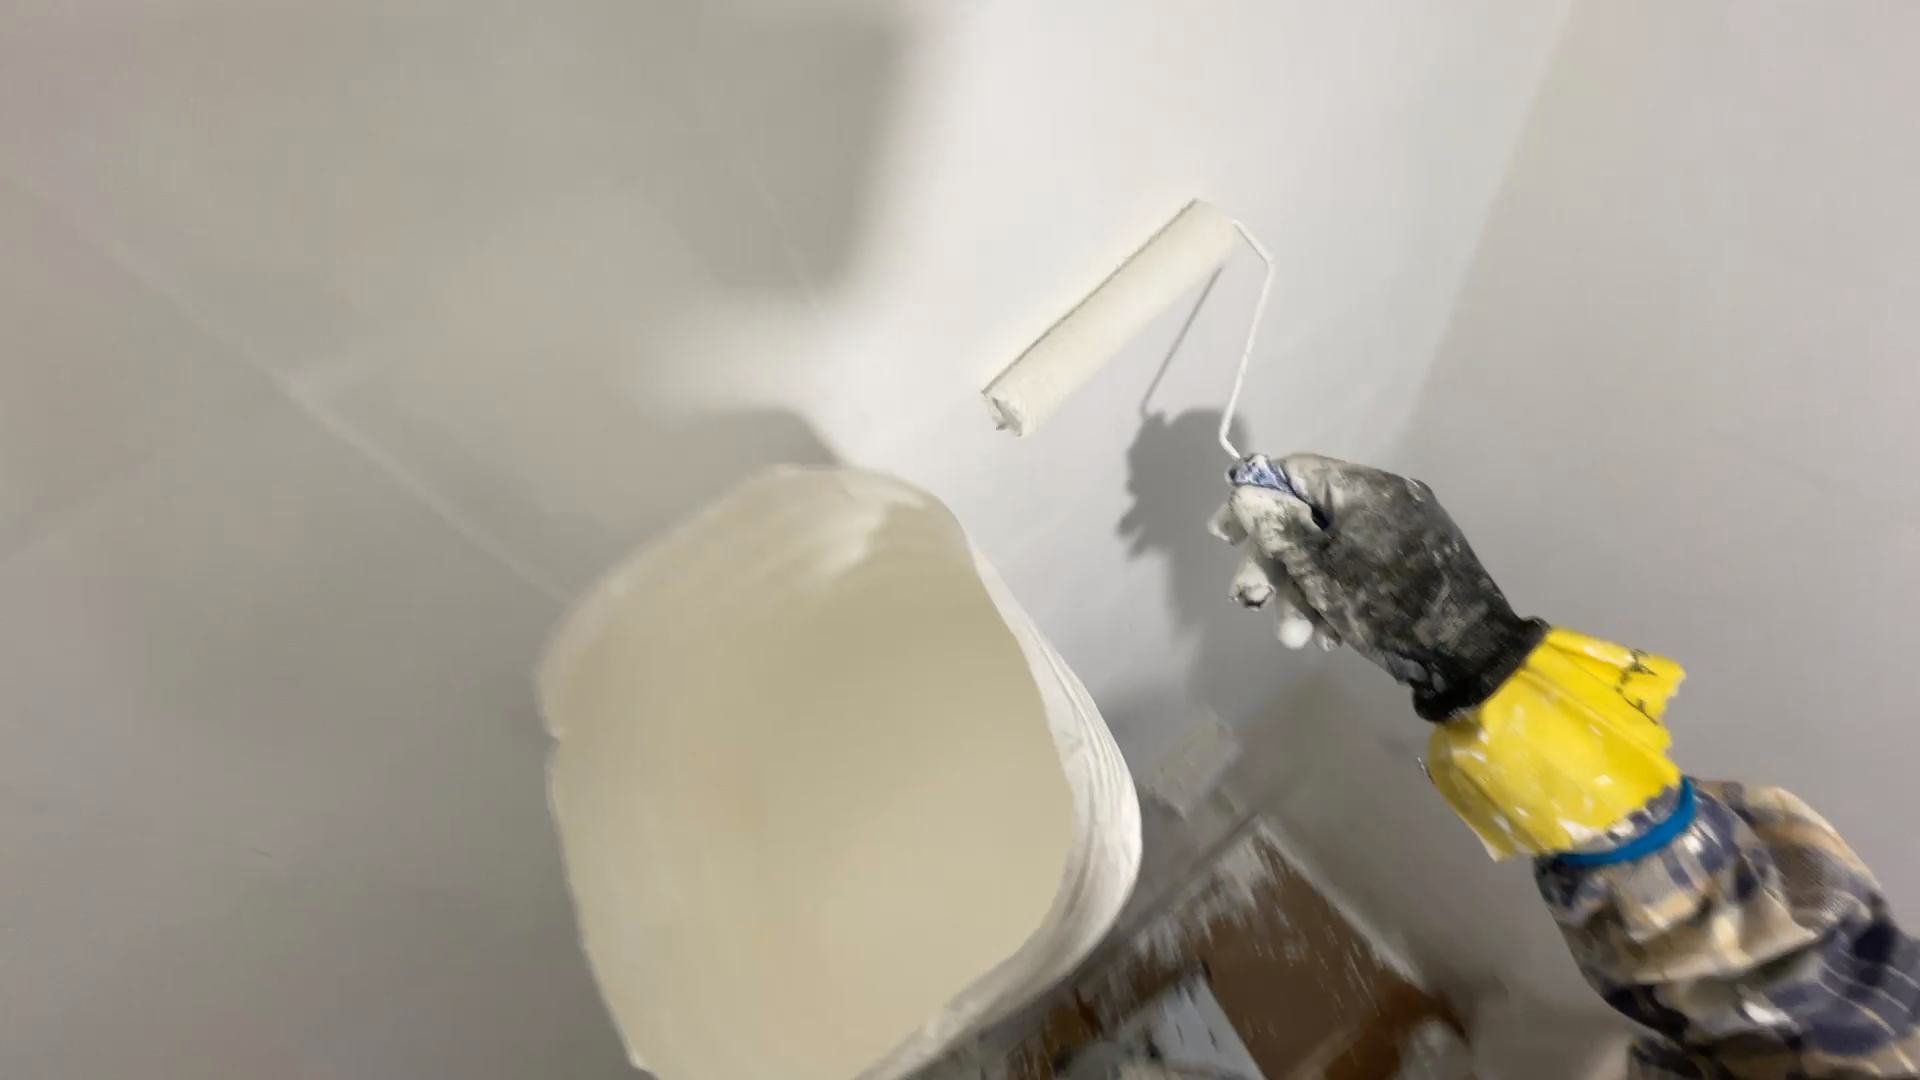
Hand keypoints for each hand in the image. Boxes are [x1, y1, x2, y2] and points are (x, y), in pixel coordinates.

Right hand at [1211, 454, 1544, 719]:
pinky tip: (1327, 635)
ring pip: (1324, 554)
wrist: (1470, 657)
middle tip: (1249, 600)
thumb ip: (1277, 527)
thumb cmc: (1387, 605)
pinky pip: (1351, 570)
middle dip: (1273, 566)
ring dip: (1299, 595)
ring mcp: (1397, 535)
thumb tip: (1243, 490)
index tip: (1223, 535)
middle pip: (1304, 520)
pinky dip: (1330, 599)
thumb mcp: (1320, 569)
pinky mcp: (1406, 566)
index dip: (1251, 501)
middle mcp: (1383, 503)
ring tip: (1295, 637)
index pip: (1294, 473)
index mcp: (1366, 489)